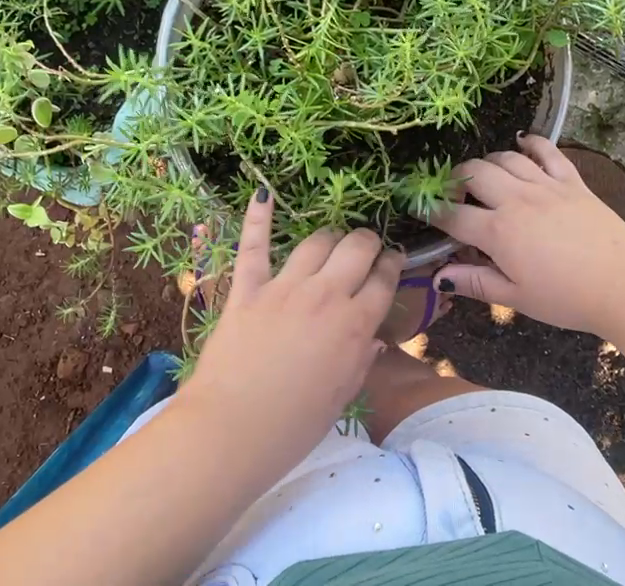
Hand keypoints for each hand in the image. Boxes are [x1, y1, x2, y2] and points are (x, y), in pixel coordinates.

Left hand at [176, 188, 404, 456]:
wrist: (231, 432)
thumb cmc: (292, 427)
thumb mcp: (341, 398)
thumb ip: (360, 361)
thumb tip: (375, 338)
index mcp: (355, 326)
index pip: (384, 280)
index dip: (391, 266)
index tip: (392, 262)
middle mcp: (326, 296)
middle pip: (356, 248)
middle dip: (367, 242)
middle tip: (366, 247)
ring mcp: (285, 288)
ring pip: (316, 242)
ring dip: (330, 236)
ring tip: (332, 240)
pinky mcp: (247, 290)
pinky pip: (254, 245)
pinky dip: (258, 217)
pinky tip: (264, 193)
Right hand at [432, 135, 624, 337]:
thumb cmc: (568, 299)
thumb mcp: (517, 298)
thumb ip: (476, 282)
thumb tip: (438, 276)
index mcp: (499, 232)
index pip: (452, 216)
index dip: (431, 211)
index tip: (419, 209)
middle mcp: (517, 200)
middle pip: (474, 174)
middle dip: (455, 179)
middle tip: (452, 192)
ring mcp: (546, 185)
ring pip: (505, 158)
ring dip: (487, 162)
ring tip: (482, 175)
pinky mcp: (573, 181)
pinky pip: (547, 151)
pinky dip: (532, 144)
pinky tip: (522, 144)